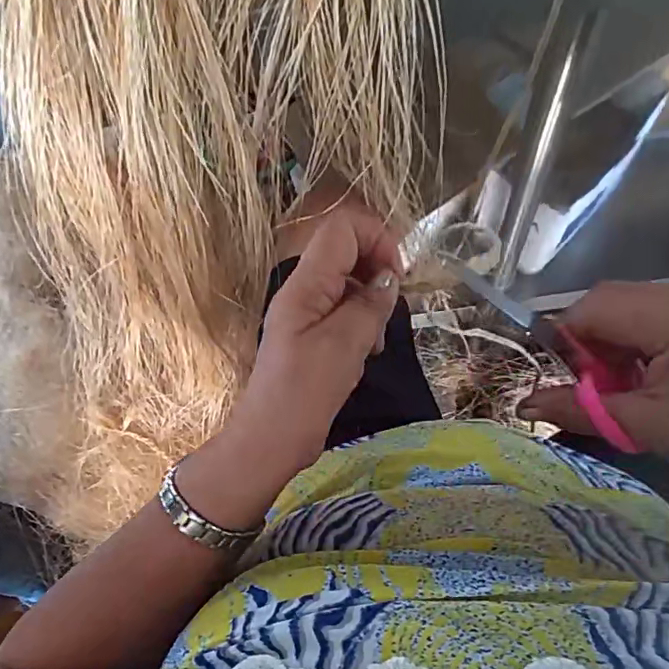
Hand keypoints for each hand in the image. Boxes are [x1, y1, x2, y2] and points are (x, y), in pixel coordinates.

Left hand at [234, 187, 401, 474]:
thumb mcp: (345, 344)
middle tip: (388, 314)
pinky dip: (360, 328)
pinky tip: (365, 354)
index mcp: (304, 285)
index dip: (377, 237)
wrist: (271, 441)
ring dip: (371, 307)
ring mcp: (304, 317)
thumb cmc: (304, 392)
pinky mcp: (310, 340)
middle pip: (347, 254)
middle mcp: (302, 293)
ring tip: (375, 343)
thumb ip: (369, 304)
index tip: (398, 275)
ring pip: (348, 287)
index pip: (341, 228)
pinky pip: (341, 316)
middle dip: (377, 276)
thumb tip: (389, 279)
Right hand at [518, 270, 668, 500]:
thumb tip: (523, 404)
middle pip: (628, 298)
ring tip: (659, 379)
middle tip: (616, 386)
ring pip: (661, 297)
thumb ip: (580, 407)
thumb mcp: (650, 427)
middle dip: (607, 340)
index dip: (570, 337)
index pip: (598, 303)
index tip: (573, 376)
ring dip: (641, 334)